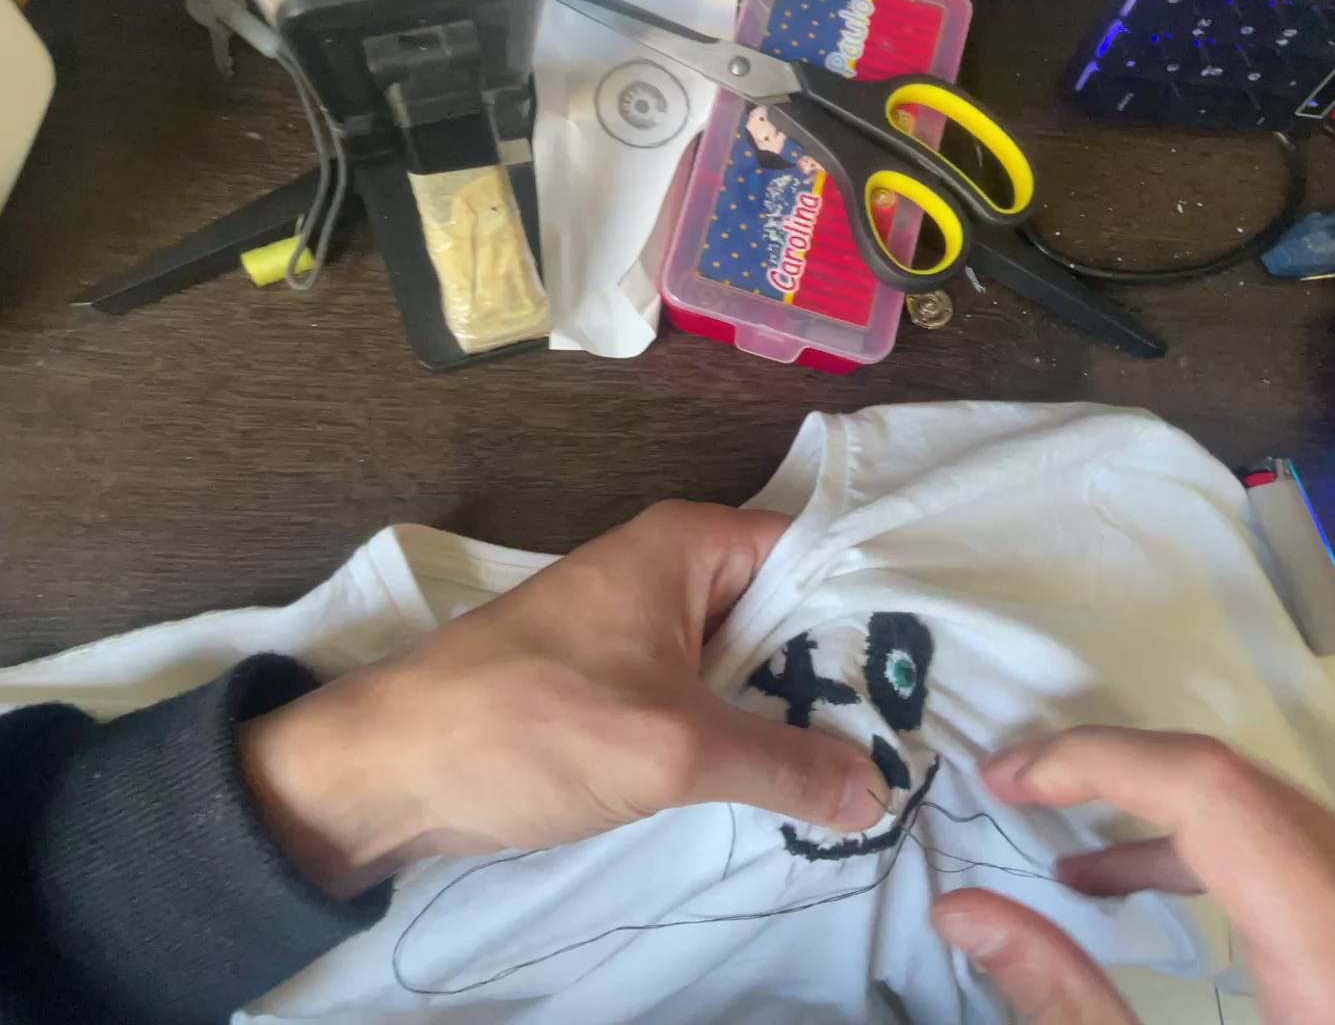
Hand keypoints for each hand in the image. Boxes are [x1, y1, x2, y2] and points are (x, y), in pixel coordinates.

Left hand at [239, 501, 891, 896]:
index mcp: (691, 543)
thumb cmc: (534, 722)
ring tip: (888, 762)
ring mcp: (653, 625)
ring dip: (800, 709)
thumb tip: (876, 791)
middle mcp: (677, 569)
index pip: (812, 556)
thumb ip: (783, 763)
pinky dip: (754, 729)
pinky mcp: (632, 676)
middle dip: (844, 671)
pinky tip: (807, 777)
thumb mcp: (672, 744)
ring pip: (753, 658)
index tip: (938, 667)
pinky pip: (715, 692)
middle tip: (927, 731)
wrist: (396, 765)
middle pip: (787, 610)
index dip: (873, 608)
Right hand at [930, 727, 1334, 1024]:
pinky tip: (1127, 874)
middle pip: (1228, 781)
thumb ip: (1066, 1003)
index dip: (1094, 762)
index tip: (1007, 780)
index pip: (1212, 793)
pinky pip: (1293, 838)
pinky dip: (1197, 839)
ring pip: (1257, 795)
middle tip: (1011, 790)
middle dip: (1100, 772)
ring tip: (1051, 816)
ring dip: (1141, 797)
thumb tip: (958, 910)